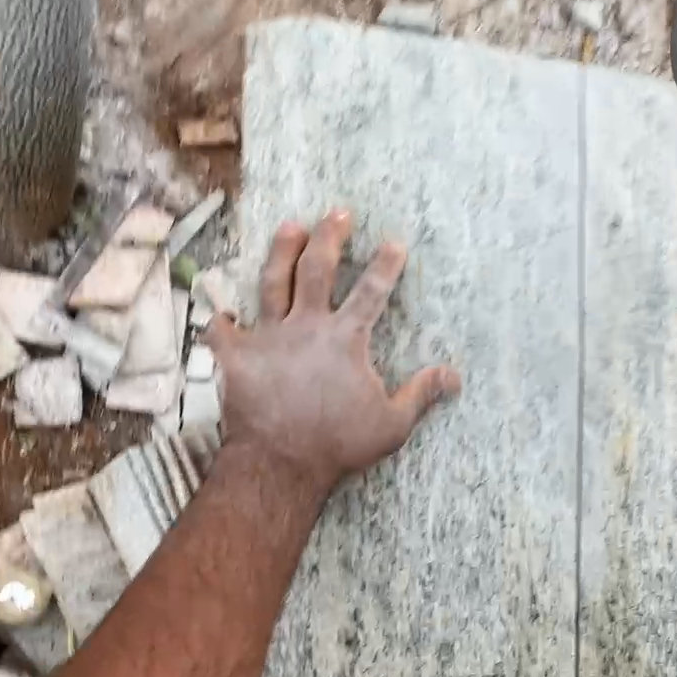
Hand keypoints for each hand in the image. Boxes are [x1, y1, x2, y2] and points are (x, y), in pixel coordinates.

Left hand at [203, 211, 460, 499]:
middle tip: (337, 213)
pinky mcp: (238, 356)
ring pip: (273, 280)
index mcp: (346, 338)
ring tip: (290, 227)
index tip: (394, 242)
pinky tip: (222, 314)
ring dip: (283, 250)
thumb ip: (421, 394)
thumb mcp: (392, 424)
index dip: (386, 264)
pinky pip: (224, 330)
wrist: (282, 463)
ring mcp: (269, 337)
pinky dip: (222, 321)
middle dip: (330, 236)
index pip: (372, 290)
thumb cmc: (339, 444)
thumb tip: (454, 377)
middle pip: (318, 267)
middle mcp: (307, 326)